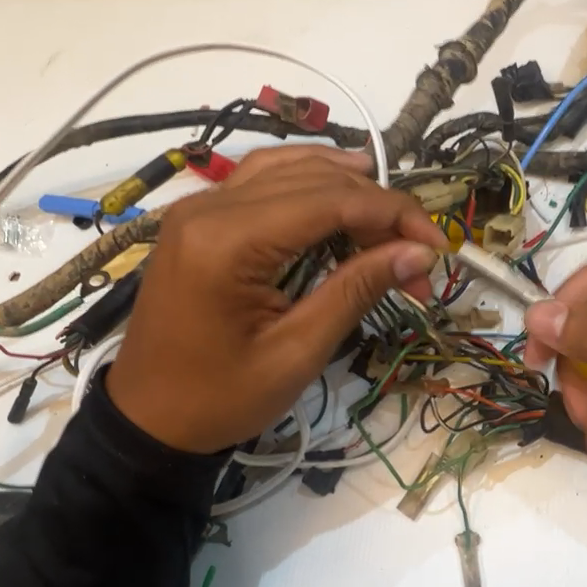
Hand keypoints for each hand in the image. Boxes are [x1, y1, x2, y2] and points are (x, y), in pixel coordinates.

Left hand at [107, 147, 443, 452]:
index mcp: (228, 241)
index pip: (330, 200)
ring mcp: (200, 206)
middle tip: (418, 259)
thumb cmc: (221, 397)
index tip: (438, 246)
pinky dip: (310, 180)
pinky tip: (341, 186)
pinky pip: (264, 178)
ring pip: (290, 167)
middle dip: (377, 210)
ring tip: (393, 220)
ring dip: (348, 189)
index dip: (393, 215)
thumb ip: (356, 290)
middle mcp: (209, 206)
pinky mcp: (200, 217)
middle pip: (315, 179)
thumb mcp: (298, 352)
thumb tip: (419, 252)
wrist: (149, 418)